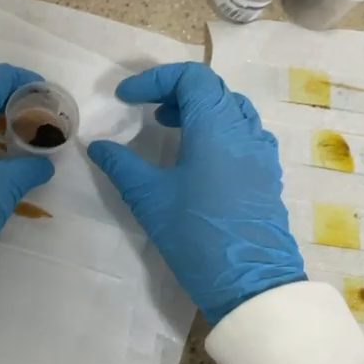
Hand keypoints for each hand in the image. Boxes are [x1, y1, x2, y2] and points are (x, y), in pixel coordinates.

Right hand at [87, 62, 304, 324]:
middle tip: (144, 108)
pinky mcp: (265, 175)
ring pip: (230, 109)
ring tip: (167, 127)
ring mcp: (261, 154)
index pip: (192, 78)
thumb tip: (97, 146)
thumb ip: (122, 165)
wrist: (251, 285)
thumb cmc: (197, 236)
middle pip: (212, 89)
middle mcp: (244, 132)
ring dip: (196, 108)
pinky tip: (195, 156)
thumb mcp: (149, 199)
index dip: (155, 79)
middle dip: (174, 90)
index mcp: (217, 128)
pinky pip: (242, 133)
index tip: (126, 99)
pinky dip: (215, 128)